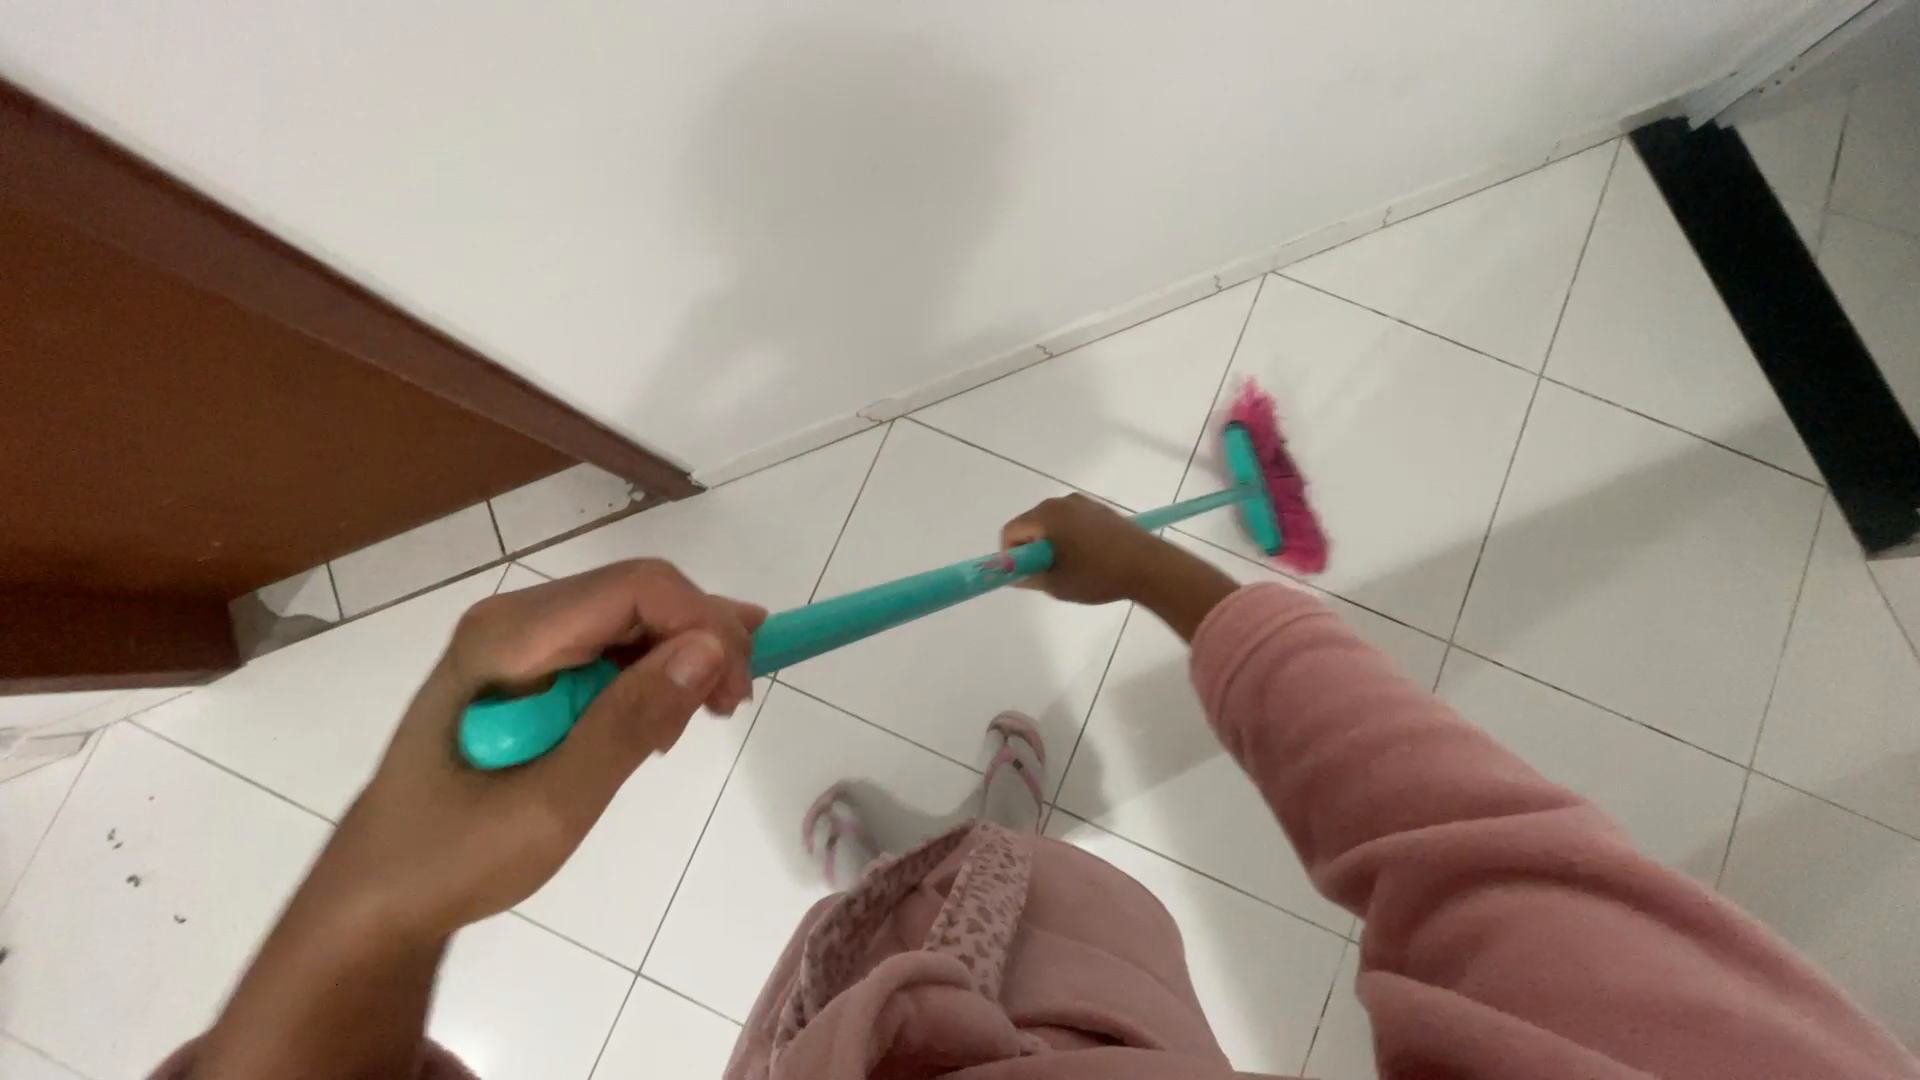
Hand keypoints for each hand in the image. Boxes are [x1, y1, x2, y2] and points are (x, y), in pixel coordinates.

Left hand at [312, 560, 765, 940]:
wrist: (380, 896)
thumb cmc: (453, 859)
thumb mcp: (551, 805)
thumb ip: (629, 722)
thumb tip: (710, 649)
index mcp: (508, 639)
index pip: (637, 588)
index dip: (703, 623)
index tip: (734, 693)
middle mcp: (516, 618)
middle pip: (643, 592)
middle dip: (704, 639)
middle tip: (730, 708)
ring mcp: (524, 636)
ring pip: (640, 613)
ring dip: (688, 655)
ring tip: (706, 714)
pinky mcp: (537, 660)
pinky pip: (621, 640)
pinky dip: (661, 671)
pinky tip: (673, 710)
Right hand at [1001, 494, 1172, 604]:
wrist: (1150, 566)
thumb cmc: (1099, 575)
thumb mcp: (1058, 584)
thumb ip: (1029, 578)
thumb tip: (1016, 576)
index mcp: (1046, 515)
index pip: (1011, 531)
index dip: (1010, 555)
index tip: (1023, 575)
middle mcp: (1062, 502)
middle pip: (1031, 524)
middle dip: (1031, 549)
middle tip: (1045, 575)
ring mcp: (1084, 503)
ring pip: (1052, 524)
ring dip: (1051, 544)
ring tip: (1069, 569)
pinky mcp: (1101, 509)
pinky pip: (1072, 522)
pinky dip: (1070, 538)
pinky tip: (1087, 559)